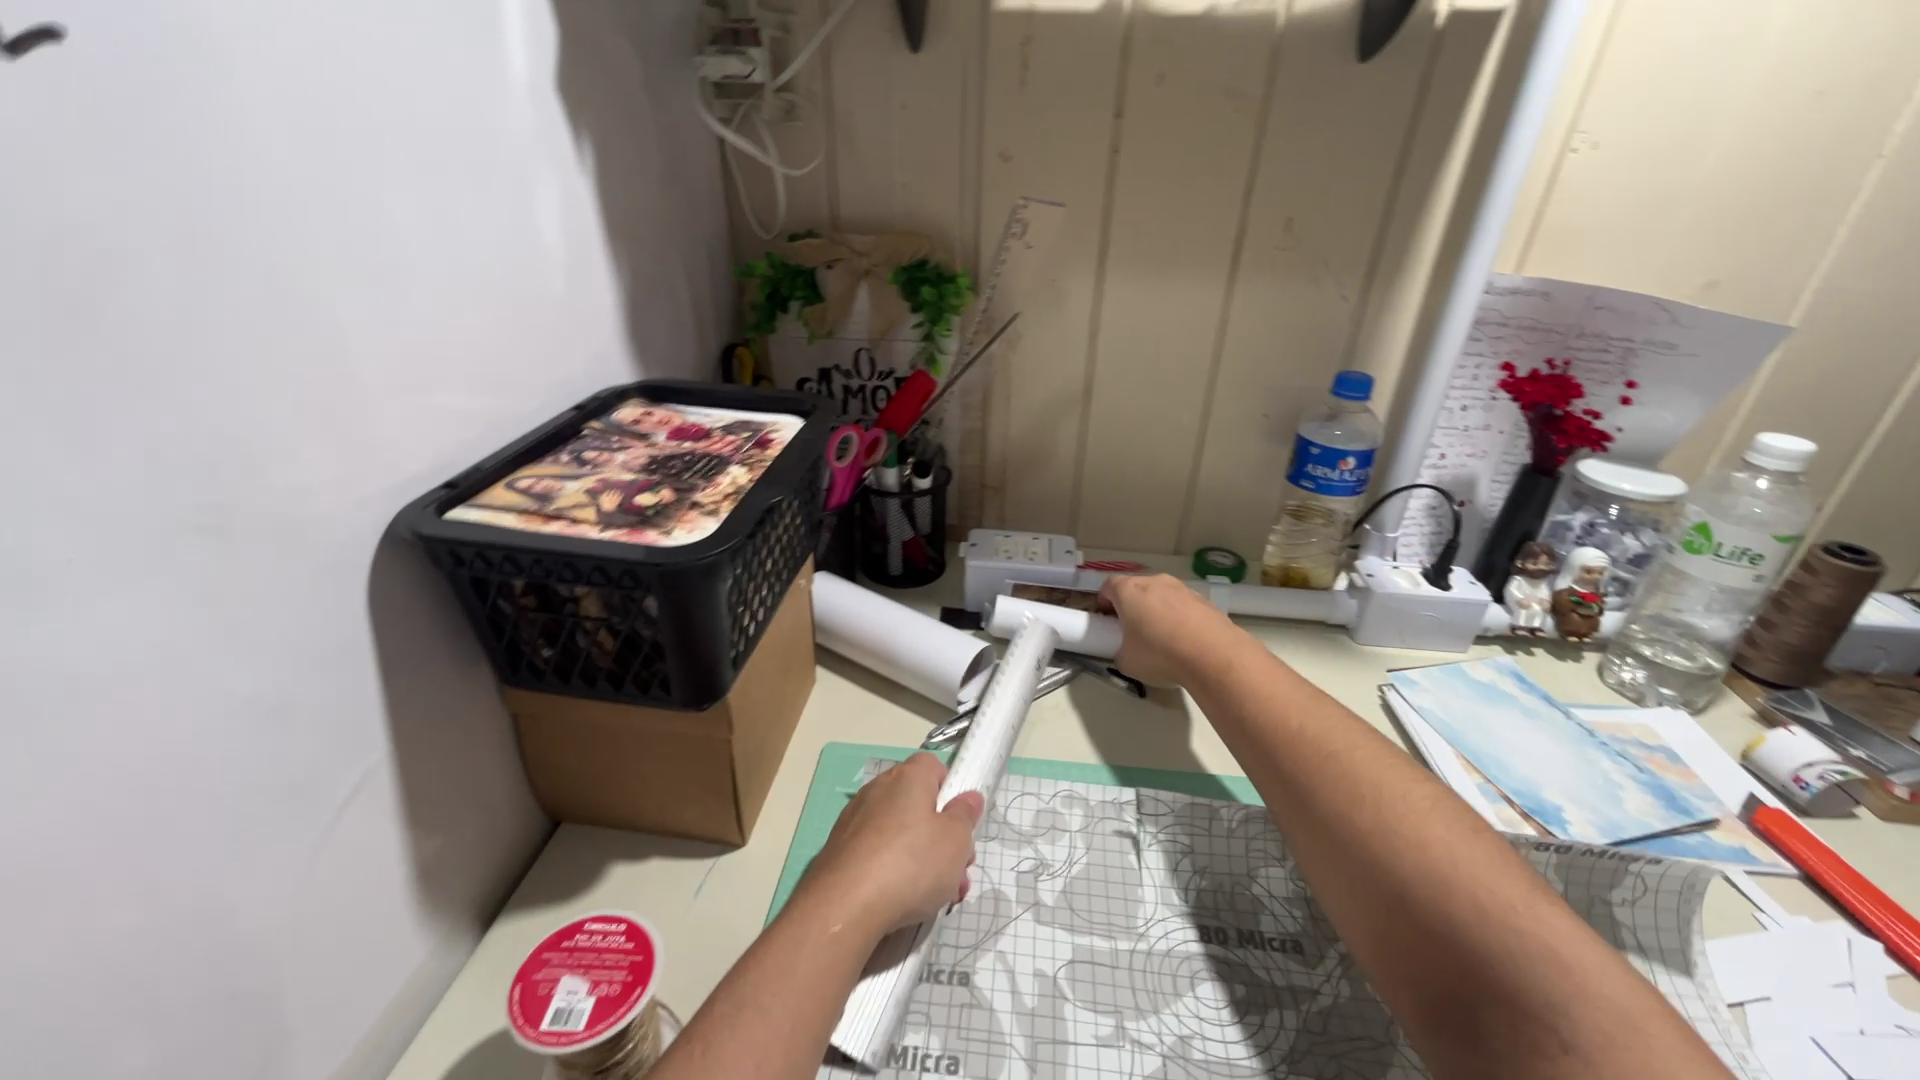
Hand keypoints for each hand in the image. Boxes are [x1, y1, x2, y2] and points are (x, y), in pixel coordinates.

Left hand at [802, 753, 983, 933]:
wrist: (844, 907)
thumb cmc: (910, 864)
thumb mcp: (956, 840)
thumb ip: (965, 816)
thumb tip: (967, 798)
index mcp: (907, 777)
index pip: (933, 767)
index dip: (951, 791)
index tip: (961, 822)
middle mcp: (878, 791)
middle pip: (918, 805)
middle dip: (942, 837)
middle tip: (957, 869)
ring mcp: (855, 822)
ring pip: (900, 835)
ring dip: (922, 860)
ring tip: (938, 895)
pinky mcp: (841, 852)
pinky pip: (878, 855)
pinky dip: (894, 872)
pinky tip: (906, 901)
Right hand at [1098, 573, 1240, 686]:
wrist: (1214, 655)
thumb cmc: (1160, 654)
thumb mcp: (1126, 662)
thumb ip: (1120, 651)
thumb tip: (1126, 652)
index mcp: (1129, 590)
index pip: (1108, 586)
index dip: (1104, 602)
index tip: (1106, 620)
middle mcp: (1156, 582)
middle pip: (1136, 588)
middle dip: (1131, 605)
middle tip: (1132, 630)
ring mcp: (1183, 588)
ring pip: (1162, 595)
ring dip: (1157, 610)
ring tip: (1162, 638)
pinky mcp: (1205, 600)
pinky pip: (1184, 606)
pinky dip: (1180, 618)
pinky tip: (1185, 641)